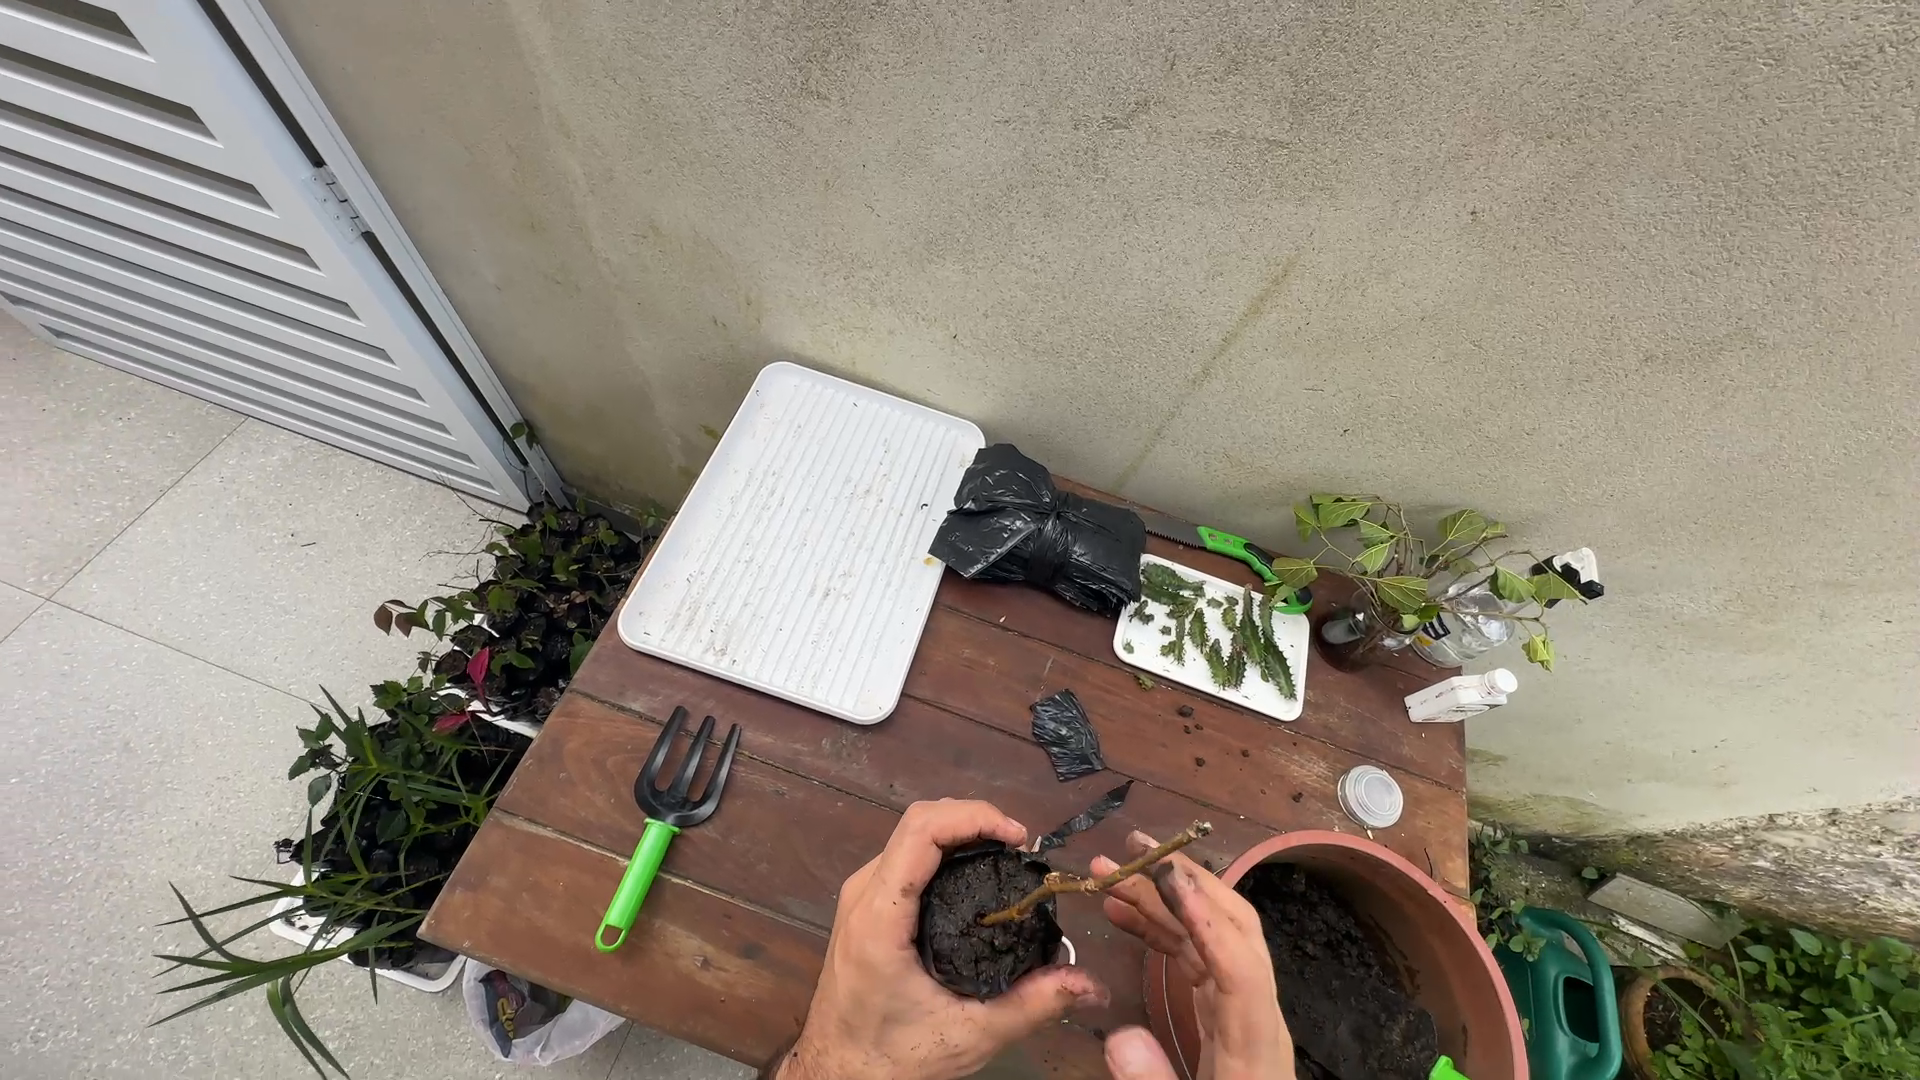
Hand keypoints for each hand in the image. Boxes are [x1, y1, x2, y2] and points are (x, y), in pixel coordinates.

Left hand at [774, 799, 1109, 1079]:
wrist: (835, 1077)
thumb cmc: (895, 1058)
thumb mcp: (969, 1036)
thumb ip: (1031, 1004)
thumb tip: (1091, 984)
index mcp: (880, 916)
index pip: (921, 831)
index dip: (972, 817)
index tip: (1017, 836)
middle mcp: (864, 890)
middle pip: (918, 822)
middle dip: (973, 817)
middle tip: (1018, 845)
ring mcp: (860, 892)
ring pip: (910, 832)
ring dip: (959, 828)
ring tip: (1003, 851)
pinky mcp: (864, 901)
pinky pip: (905, 852)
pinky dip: (944, 846)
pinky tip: (974, 869)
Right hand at [1095, 831, 1293, 1079]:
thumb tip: (1116, 1036)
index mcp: (1255, 1047)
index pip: (1241, 965)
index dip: (1205, 915)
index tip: (1163, 874)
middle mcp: (1255, 1015)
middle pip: (1234, 929)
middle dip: (1184, 881)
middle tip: (1131, 848)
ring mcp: (1240, 1010)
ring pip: (1208, 934)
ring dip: (1161, 898)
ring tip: (1108, 873)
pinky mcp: (1223, 1014)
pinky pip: (1194, 956)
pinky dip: (1159, 928)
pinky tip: (1121, 915)